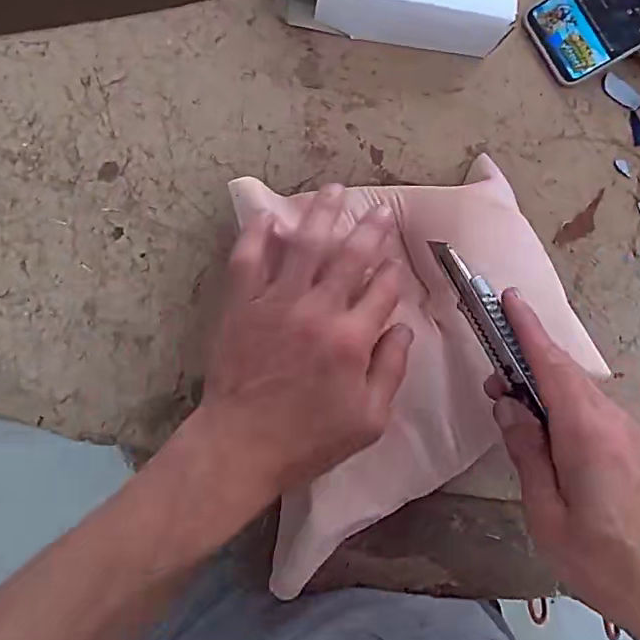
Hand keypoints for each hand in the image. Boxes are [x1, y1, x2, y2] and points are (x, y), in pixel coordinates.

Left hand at [195, 186, 413, 500]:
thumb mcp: (369, 419)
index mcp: (352, 339)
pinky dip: (258, 235)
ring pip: (304, 246)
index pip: (383, 290)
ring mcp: (276, 304)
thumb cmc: (308, 439)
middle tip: (380, 209)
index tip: (395, 264)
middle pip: (351, 256)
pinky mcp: (242, 307)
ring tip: (334, 190)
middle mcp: (318, 312)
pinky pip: (249, 261)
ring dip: (322, 214)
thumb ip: (392, 369)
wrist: (237, 449)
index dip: (393, 273)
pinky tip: (269, 216)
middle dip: (370, 229)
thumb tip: (402, 328)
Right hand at [488, 290, 639, 639]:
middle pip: (564, 374)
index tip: (509, 297)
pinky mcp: (637, 445)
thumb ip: (527, 453)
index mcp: (587, 429)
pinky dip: (567, 409)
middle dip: (528, 365)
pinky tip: (552, 438)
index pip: (550, 362)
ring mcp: (630, 429)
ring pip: (580, 393)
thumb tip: (509, 405)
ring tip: (517, 415)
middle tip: (494, 384)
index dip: (527, 327)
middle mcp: (612, 417)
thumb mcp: (547, 516)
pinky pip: (594, 411)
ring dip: (547, 391)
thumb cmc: (605, 562)